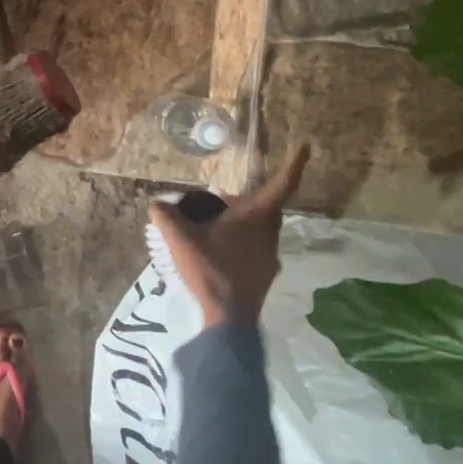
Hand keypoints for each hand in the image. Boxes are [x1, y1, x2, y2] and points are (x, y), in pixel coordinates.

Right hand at [149, 144, 309, 326]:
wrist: (229, 317)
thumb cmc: (209, 270)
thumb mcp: (178, 239)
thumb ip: (164, 215)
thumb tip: (156, 203)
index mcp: (254, 217)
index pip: (280, 185)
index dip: (294, 164)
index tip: (306, 146)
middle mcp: (269, 232)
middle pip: (266, 205)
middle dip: (247, 197)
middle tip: (219, 198)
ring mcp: (270, 254)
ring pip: (260, 226)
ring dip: (242, 219)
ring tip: (212, 224)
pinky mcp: (265, 271)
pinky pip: (255, 245)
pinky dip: (240, 239)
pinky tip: (216, 250)